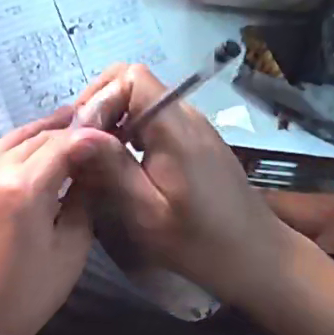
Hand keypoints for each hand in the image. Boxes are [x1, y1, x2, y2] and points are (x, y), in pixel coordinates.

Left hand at [0, 101, 115, 334]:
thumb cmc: (26, 294)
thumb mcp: (70, 250)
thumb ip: (82, 199)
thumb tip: (92, 166)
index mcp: (26, 188)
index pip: (66, 146)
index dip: (93, 139)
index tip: (114, 137)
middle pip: (40, 139)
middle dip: (69, 131)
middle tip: (96, 127)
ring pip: (12, 138)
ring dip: (38, 128)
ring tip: (64, 117)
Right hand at [72, 66, 302, 309]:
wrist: (256, 257)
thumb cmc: (199, 241)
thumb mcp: (146, 210)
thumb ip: (112, 167)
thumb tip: (77, 133)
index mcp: (174, 127)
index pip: (131, 77)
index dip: (100, 98)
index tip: (83, 135)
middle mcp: (185, 116)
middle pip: (134, 82)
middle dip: (101, 105)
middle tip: (82, 142)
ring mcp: (193, 127)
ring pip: (143, 100)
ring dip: (114, 119)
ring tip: (95, 155)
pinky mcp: (195, 141)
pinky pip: (155, 119)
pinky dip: (131, 131)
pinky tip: (122, 163)